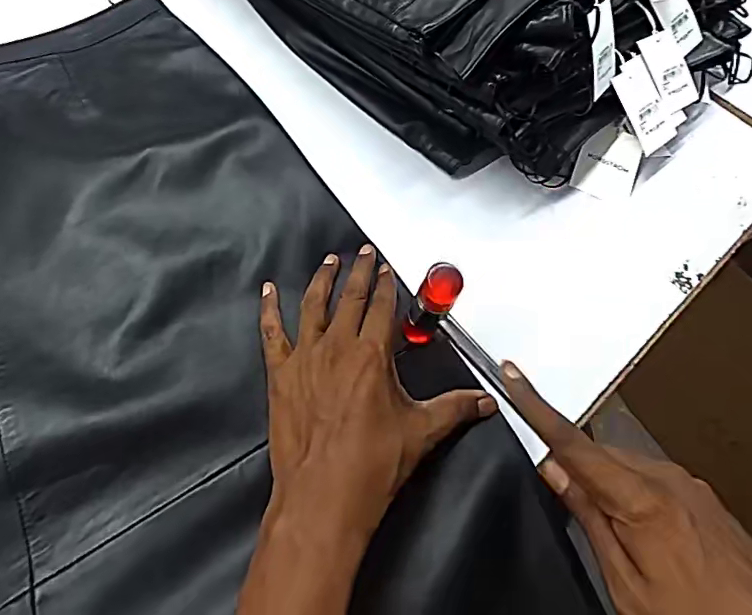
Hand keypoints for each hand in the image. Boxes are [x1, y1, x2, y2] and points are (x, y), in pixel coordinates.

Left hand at [238, 247, 495, 614]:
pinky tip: (268, 291)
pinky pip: (272, 331)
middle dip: (360, 270)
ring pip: (314, 304)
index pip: (382, 306)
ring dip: (323, 279)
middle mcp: (338, 347)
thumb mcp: (420, 433)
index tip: (387, 270)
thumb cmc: (369, 467)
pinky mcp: (281, 373)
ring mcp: (306, 357)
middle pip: (351, 296)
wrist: (323, 498)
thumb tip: (483, 401)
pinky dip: (269, 309)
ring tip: (329, 261)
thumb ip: (454, 409)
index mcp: (372, 355)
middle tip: (364, 253)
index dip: (386, 284)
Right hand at [502, 362, 751, 614]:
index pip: (572, 441)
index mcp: (641, 499)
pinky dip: (633, 494)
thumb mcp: (629, 588)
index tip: (512, 375)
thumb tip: (555, 472)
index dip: (535, 406)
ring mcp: (689, 486)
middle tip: (563, 500)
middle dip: (573, 467)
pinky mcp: (704, 499)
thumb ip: (589, 520)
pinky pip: (652, 480)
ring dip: (606, 485)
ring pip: (624, 467)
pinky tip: (643, 535)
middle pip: (598, 454)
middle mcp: (666, 479)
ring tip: (617, 540)